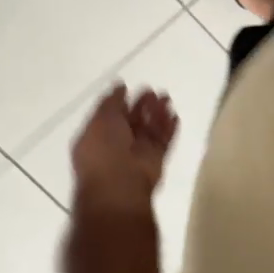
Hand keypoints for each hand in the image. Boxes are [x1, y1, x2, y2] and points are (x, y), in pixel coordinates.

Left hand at [71, 85, 176, 210]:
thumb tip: (120, 86)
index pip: (111, 115)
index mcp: (98, 136)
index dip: (121, 101)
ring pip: (150, 128)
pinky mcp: (155, 160)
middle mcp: (117, 144)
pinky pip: (164, 140)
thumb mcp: (101, 120)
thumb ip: (111, 101)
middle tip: (154, 90)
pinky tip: (175, 115)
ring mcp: (137, 153)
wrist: (120, 186)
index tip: (132, 87)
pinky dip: (169, 128)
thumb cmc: (104, 151)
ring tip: (166, 98)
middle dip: (143, 104)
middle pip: (133, 120)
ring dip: (158, 112)